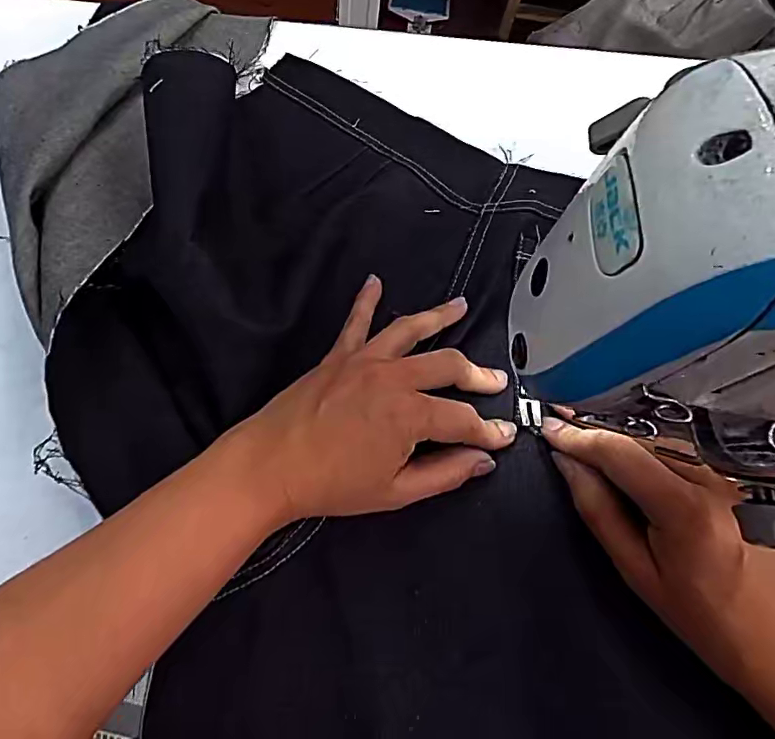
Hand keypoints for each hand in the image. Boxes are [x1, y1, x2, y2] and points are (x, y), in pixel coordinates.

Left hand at [218, 276, 515, 524]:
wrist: (269, 466)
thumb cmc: (330, 485)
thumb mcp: (395, 492)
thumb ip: (445, 474)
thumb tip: (481, 461)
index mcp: (410, 414)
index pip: (464, 419)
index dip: (489, 430)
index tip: (505, 435)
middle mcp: (394, 378)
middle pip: (449, 365)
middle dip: (479, 375)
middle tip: (496, 380)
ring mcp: (366, 361)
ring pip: (411, 330)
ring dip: (439, 316)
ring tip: (460, 305)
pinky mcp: (339, 355)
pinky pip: (357, 321)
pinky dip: (366, 300)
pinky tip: (374, 282)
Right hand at [540, 416, 774, 691]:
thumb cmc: (714, 626)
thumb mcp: (641, 576)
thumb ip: (599, 512)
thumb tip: (569, 466)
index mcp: (687, 506)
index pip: (619, 450)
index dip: (577, 435)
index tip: (548, 427)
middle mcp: (712, 477)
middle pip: (638, 438)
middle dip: (596, 433)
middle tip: (559, 434)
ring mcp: (729, 472)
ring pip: (658, 439)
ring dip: (621, 439)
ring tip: (587, 448)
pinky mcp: (736, 475)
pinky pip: (680, 450)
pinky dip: (648, 450)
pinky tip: (630, 463)